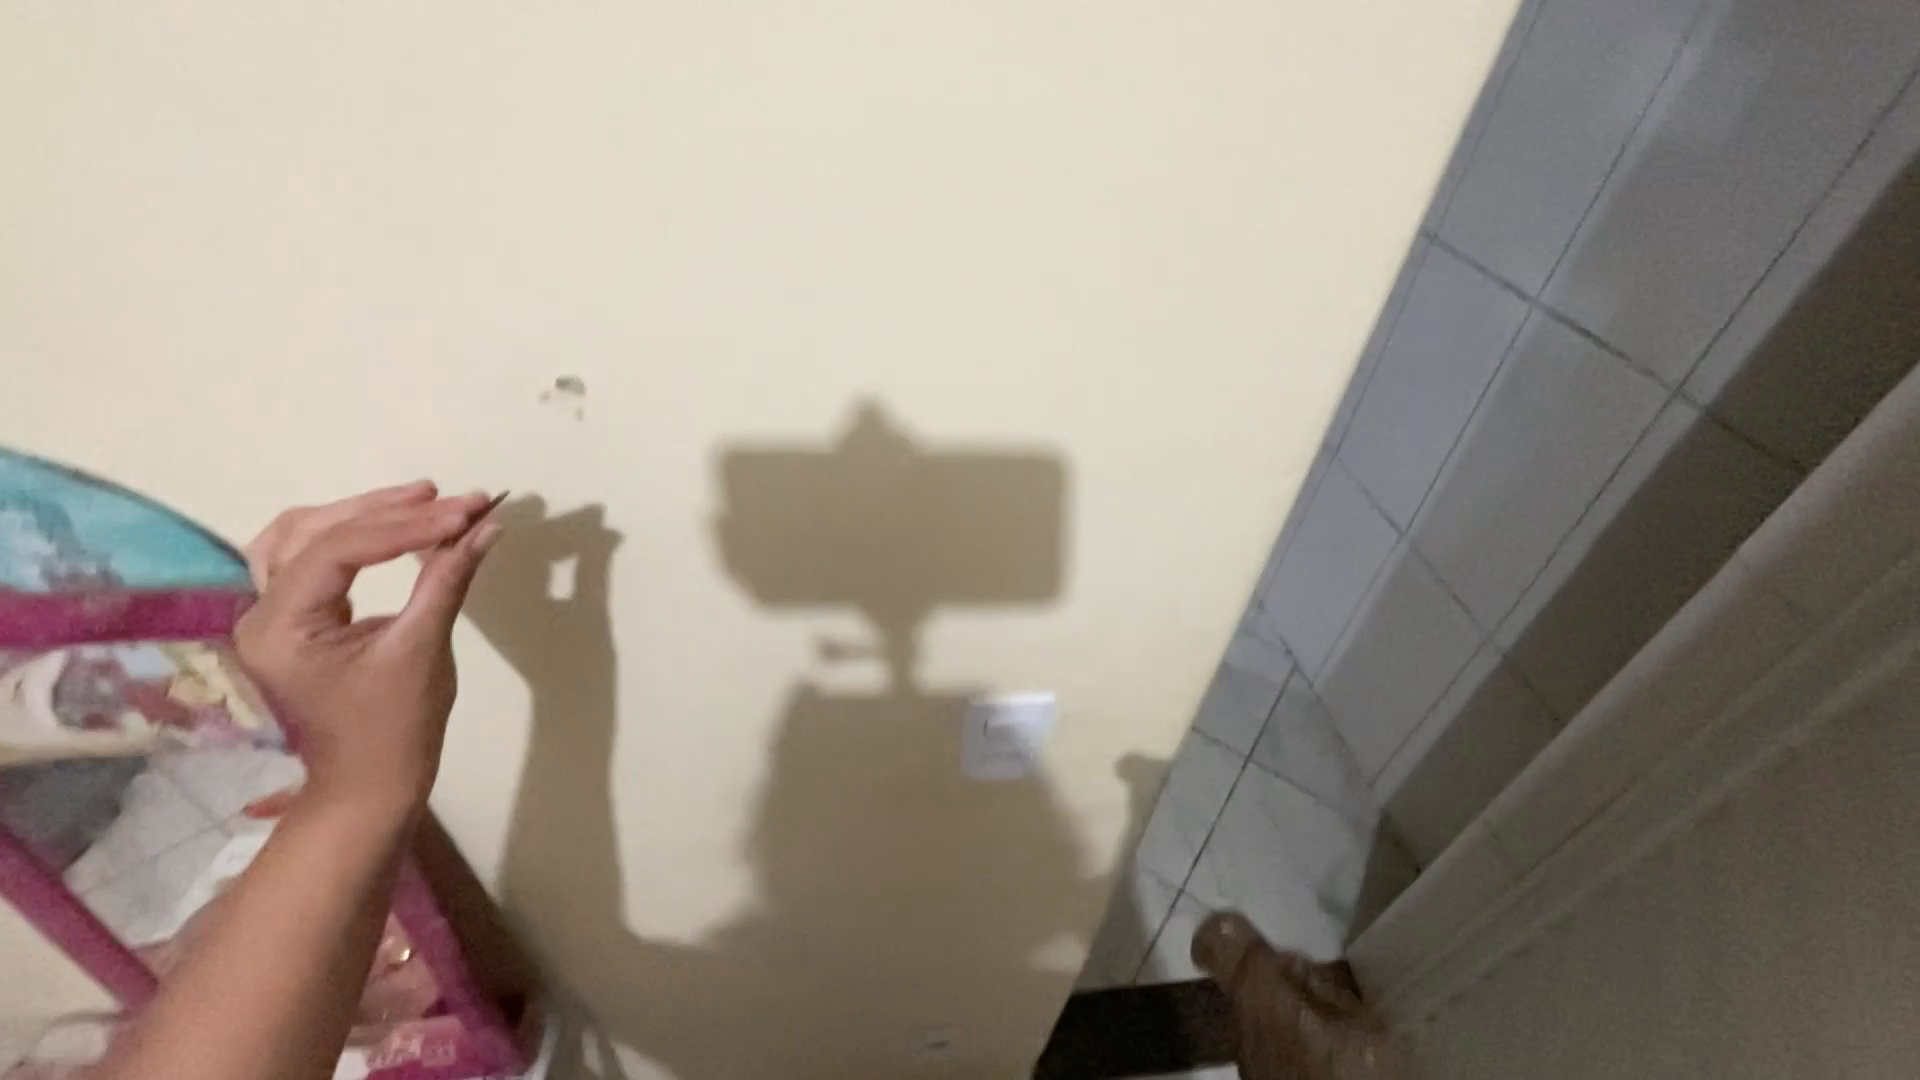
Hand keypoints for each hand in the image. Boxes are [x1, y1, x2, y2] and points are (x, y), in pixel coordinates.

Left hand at [235, 481, 501, 815]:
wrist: (372, 780)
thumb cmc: (397, 724)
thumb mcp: (425, 647)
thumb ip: (448, 579)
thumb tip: (487, 527)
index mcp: (281, 626)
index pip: (338, 550)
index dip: (407, 525)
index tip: (468, 513)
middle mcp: (261, 613)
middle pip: (311, 532)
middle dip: (385, 509)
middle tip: (451, 499)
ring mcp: (273, 616)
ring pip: (302, 538)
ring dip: (362, 513)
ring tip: (423, 499)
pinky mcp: (297, 620)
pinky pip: (312, 560)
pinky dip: (354, 537)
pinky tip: (395, 528)